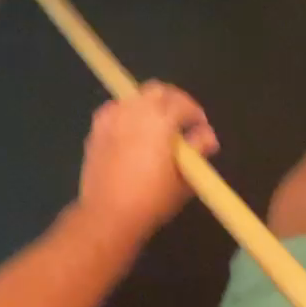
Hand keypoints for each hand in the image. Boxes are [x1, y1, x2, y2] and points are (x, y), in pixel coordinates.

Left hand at [76, 82, 217, 239]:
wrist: (108, 215)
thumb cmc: (152, 200)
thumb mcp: (185, 179)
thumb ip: (198, 151)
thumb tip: (208, 136)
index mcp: (161, 122)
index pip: (183, 103)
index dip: (196, 113)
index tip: (202, 127)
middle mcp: (136, 113)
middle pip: (158, 90)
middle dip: (174, 100)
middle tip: (182, 119)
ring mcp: (113, 120)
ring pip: (134, 96)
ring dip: (150, 104)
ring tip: (157, 123)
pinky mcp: (97, 131)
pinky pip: (113, 109)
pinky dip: (126, 112)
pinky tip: (131, 129)